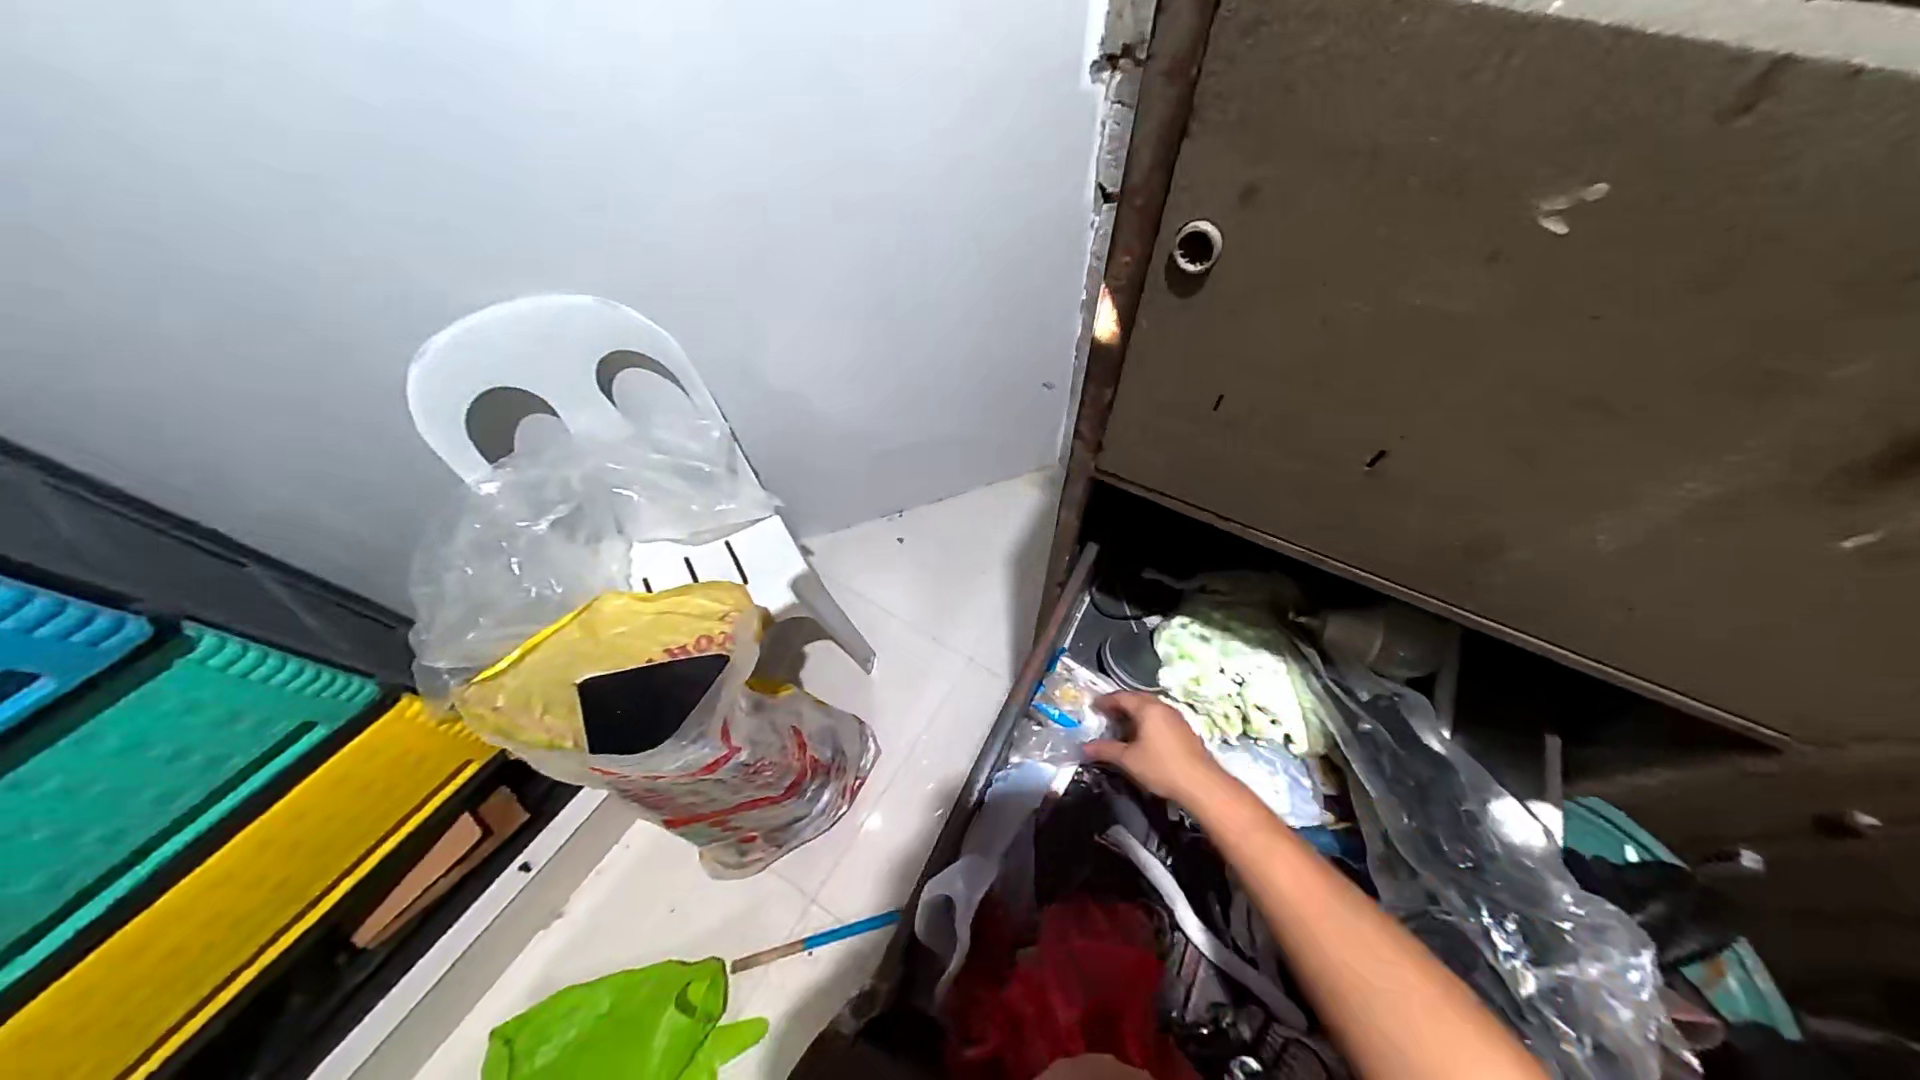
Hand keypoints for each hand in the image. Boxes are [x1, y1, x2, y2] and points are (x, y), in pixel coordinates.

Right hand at [1085, 691, 1229, 808]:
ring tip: (1122, 725)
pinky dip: (1148, 721)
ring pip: (1151, 708)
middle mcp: (1163, 707)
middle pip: (1137, 699)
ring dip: (1135, 713)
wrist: (1202, 784)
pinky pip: (1161, 717)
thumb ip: (1105, 750)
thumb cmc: (1161, 767)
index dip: (1106, 700)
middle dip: (1121, 704)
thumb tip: (1085, 747)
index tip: (1094, 706)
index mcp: (1147, 708)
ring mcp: (1177, 717)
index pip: (1122, 696)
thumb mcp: (1128, 760)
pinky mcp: (1185, 730)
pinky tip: (1143, 736)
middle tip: (1106, 713)